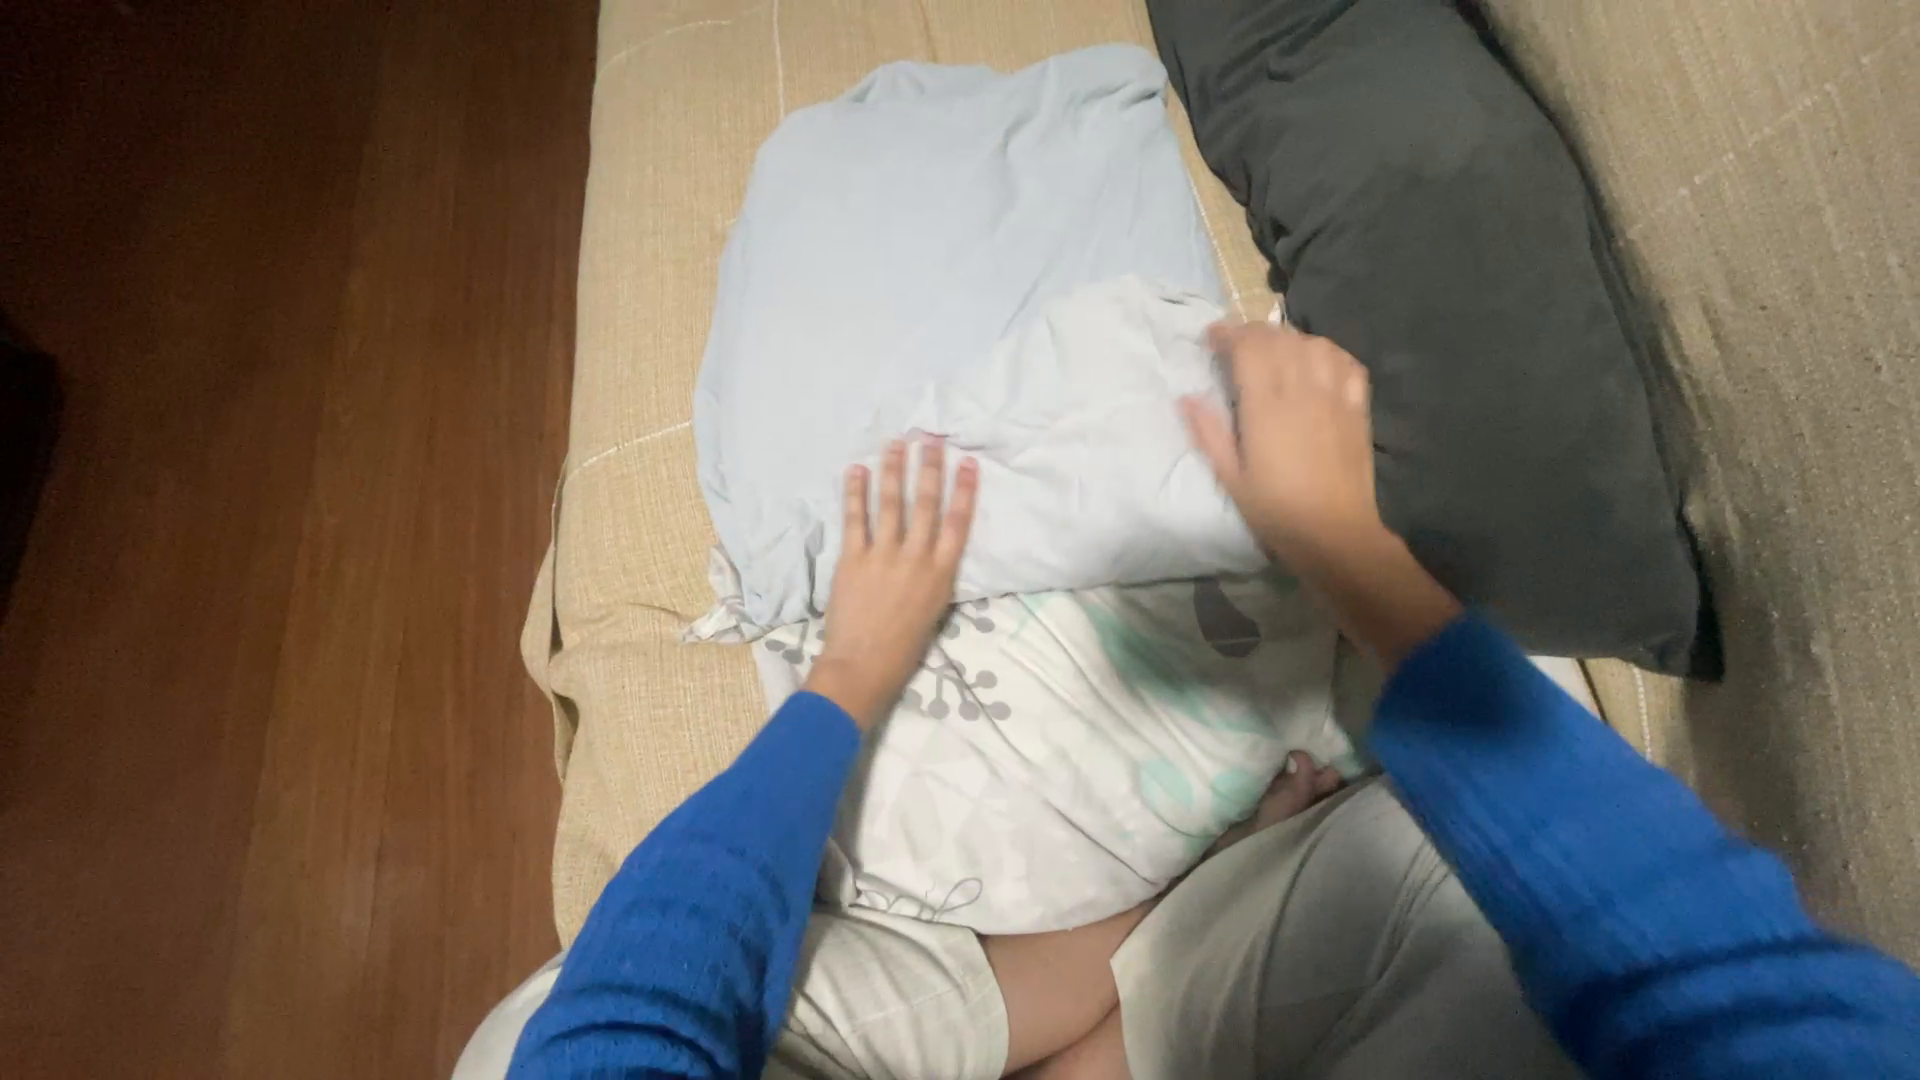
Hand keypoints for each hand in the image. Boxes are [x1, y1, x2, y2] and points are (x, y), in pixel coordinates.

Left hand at [804, 436, 979, 731]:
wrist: (864, 666)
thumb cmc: (904, 647)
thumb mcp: (935, 610)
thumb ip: (935, 576)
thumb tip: (932, 549)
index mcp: (942, 574)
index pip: (958, 522)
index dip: (965, 490)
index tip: (967, 462)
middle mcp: (917, 558)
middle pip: (926, 503)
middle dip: (929, 467)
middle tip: (931, 438)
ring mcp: (884, 556)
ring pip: (892, 503)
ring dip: (894, 469)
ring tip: (896, 443)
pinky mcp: (853, 559)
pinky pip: (855, 518)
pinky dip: (855, 492)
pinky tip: (857, 469)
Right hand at [1182, 321, 1382, 564]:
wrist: (1333, 532)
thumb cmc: (1273, 509)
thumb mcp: (1229, 476)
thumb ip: (1208, 433)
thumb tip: (1186, 398)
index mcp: (1266, 407)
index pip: (1248, 348)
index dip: (1228, 334)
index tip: (1211, 337)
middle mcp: (1302, 391)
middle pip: (1279, 338)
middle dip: (1253, 332)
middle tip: (1235, 342)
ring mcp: (1335, 396)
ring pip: (1313, 343)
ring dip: (1288, 338)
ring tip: (1273, 349)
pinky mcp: (1357, 407)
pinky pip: (1346, 362)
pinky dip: (1327, 351)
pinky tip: (1315, 360)